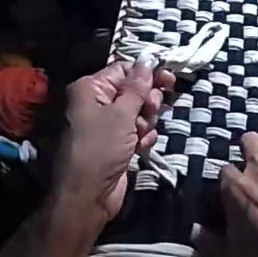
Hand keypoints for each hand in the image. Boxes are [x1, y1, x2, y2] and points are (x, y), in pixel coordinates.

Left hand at [49, 60, 174, 227]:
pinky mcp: (115, 143)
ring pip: (138, 112)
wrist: (88, 195)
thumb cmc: (100, 148)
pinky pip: (136, 131)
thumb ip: (137, 88)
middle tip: (151, 110)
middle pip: (132, 90)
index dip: (146, 73)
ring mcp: (106, 125)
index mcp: (90, 88)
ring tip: (140, 133)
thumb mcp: (121, 114)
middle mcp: (96, 103)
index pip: (123, 69)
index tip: (169, 79)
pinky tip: (141, 146)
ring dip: (146, 121)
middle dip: (147, 100)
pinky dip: (142, 137)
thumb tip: (146, 61)